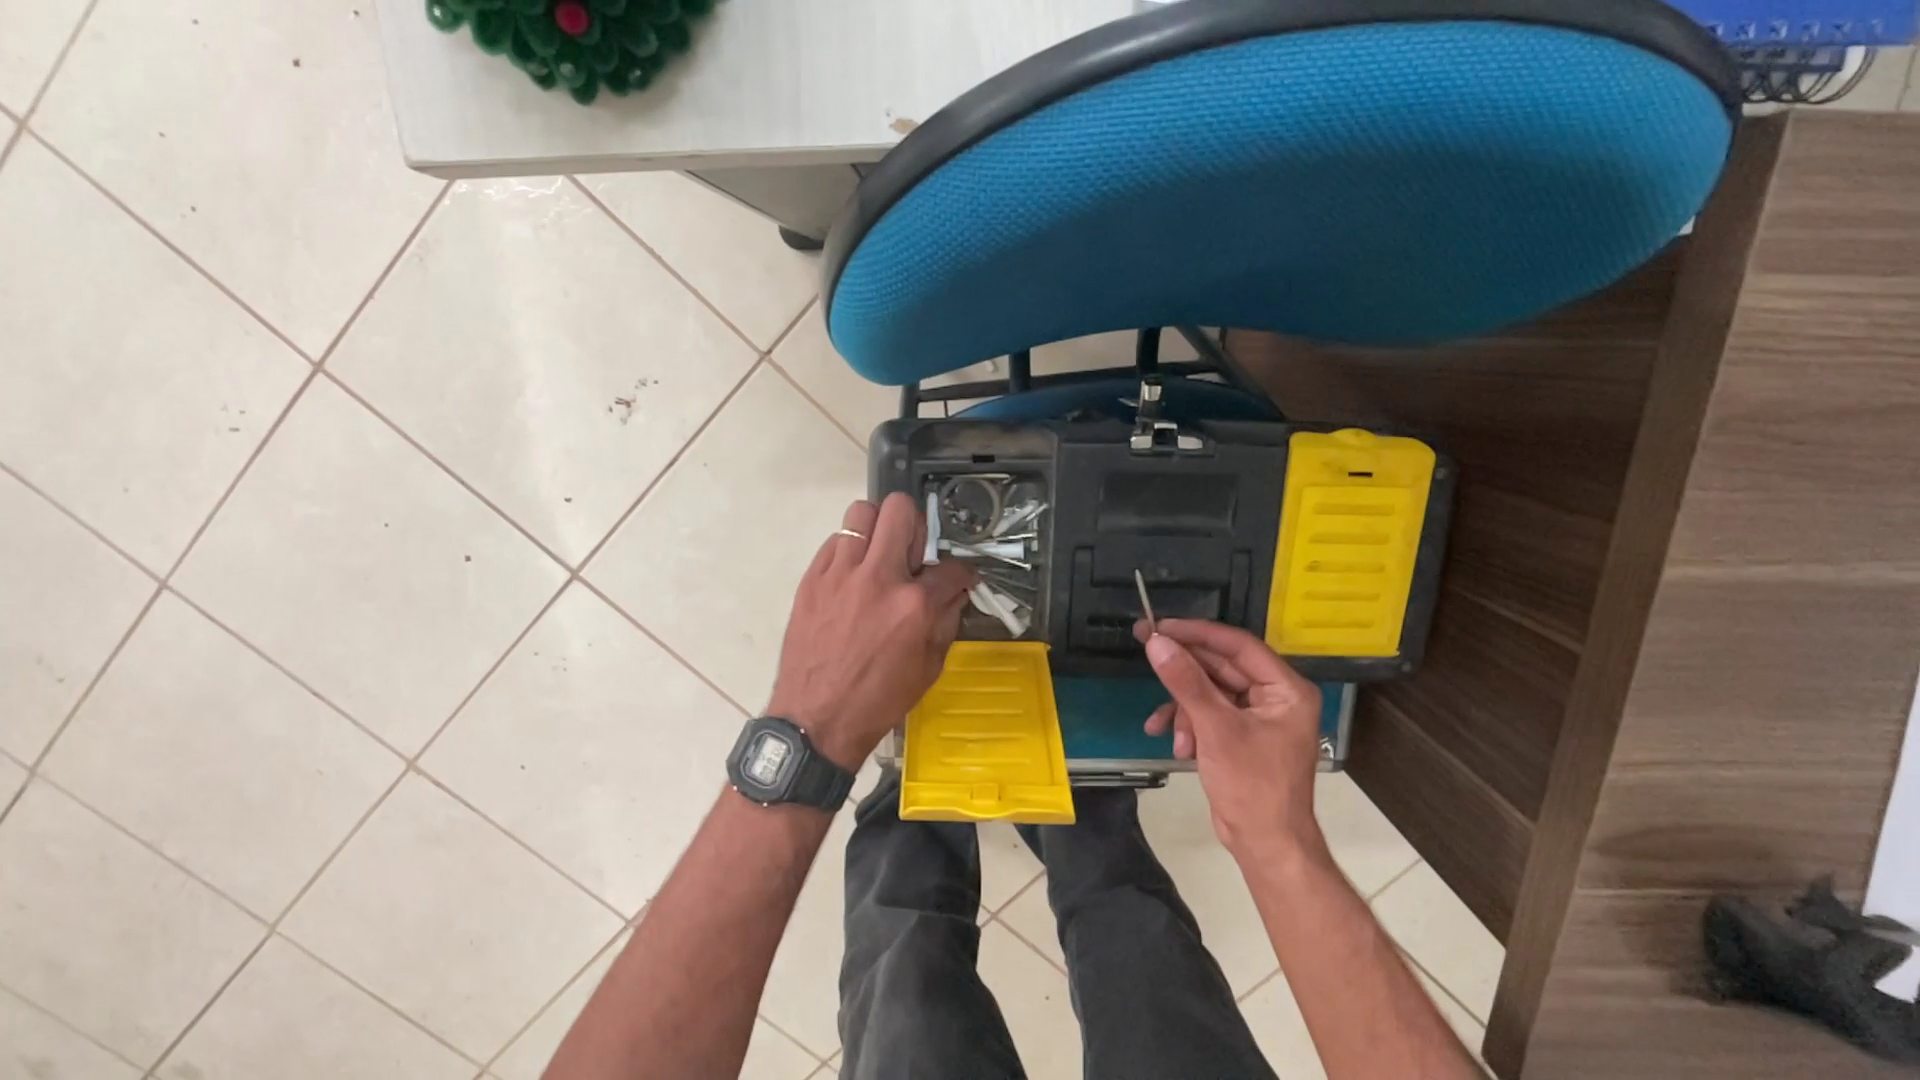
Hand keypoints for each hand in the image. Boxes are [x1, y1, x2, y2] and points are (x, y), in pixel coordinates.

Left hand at [767, 493, 976, 770]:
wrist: (816, 720)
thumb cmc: (877, 701)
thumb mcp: (929, 668)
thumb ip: (946, 622)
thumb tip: (953, 594)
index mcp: (913, 604)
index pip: (951, 568)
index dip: (963, 573)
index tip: (959, 578)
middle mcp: (877, 577)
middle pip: (900, 510)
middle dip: (916, 527)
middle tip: (912, 555)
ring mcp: (839, 574)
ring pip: (862, 512)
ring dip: (878, 529)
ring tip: (879, 558)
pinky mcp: (811, 579)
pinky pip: (834, 540)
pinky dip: (850, 551)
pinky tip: (853, 578)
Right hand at [1136, 619, 1325, 862]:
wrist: (1265, 845)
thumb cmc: (1252, 785)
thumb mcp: (1215, 729)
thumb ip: (1186, 682)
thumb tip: (1157, 643)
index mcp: (1286, 689)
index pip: (1238, 645)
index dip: (1197, 633)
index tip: (1160, 626)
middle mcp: (1276, 697)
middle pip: (1221, 667)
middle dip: (1184, 672)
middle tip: (1145, 649)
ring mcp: (1258, 717)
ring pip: (1210, 692)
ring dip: (1183, 708)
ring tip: (1165, 729)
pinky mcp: (1241, 736)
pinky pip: (1209, 714)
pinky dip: (1189, 725)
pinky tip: (1174, 744)